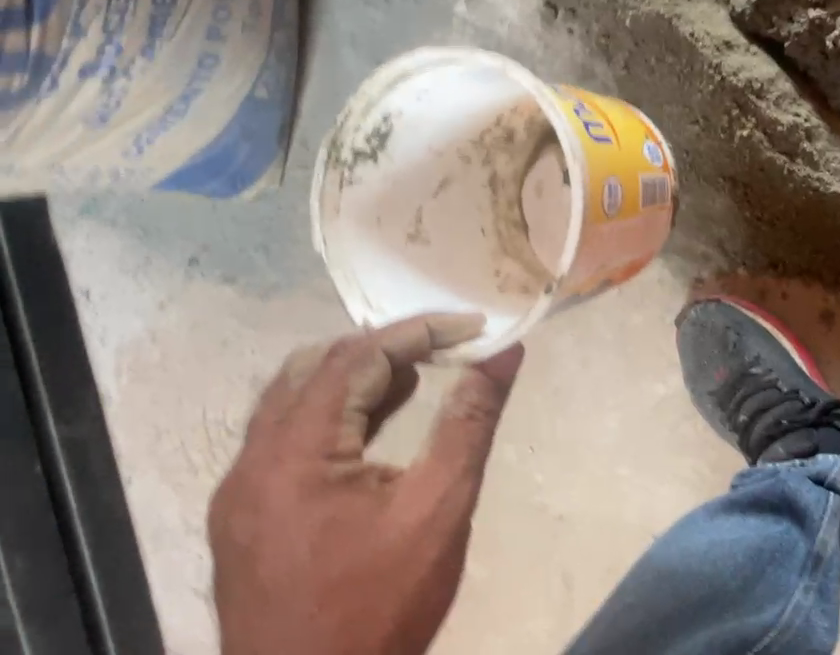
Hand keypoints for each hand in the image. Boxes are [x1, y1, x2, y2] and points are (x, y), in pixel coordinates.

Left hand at [209, 315, 523, 654]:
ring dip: (361, 376)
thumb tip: (505, 352)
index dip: (419, 331)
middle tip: (449, 344)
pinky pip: (290, 437)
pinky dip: (341, 412)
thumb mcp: (442, 504)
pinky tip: (384, 422)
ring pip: (296, 400)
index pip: (355, 359)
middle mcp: (252, 465)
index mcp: (292, 456)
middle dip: (387, 344)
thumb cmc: (381, 600)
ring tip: (426, 372)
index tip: (477, 328)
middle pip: (315, 368)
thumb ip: (471, 419)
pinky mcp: (251, 517)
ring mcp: (244, 494)